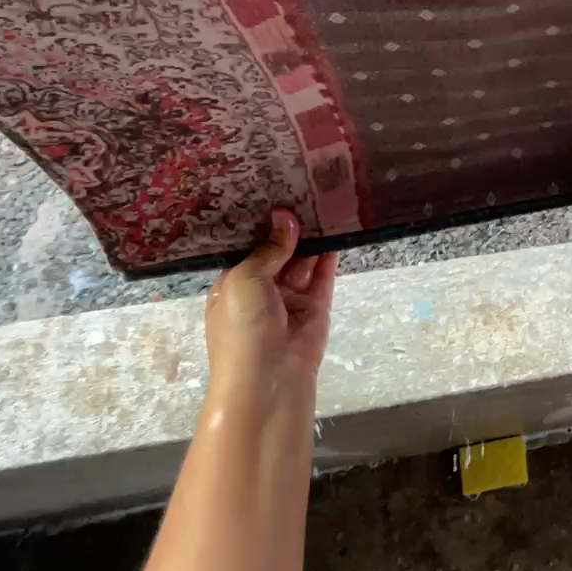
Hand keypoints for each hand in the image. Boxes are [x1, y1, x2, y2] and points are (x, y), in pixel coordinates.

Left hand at [203, 207, 338, 399]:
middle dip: (289, 228)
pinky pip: (324, 275)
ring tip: (325, 202)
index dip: (261, 225)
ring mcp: (290, 299)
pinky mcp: (317, 306)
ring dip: (311, 237)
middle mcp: (262, 290)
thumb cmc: (242, 327)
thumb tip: (285, 217)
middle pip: (278, 252)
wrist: (268, 379)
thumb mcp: (244, 280)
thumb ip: (268, 249)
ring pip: (303, 261)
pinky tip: (337, 228)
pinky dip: (330, 254)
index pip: (248, 249)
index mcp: (234, 285)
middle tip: (305, 190)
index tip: (274, 193)